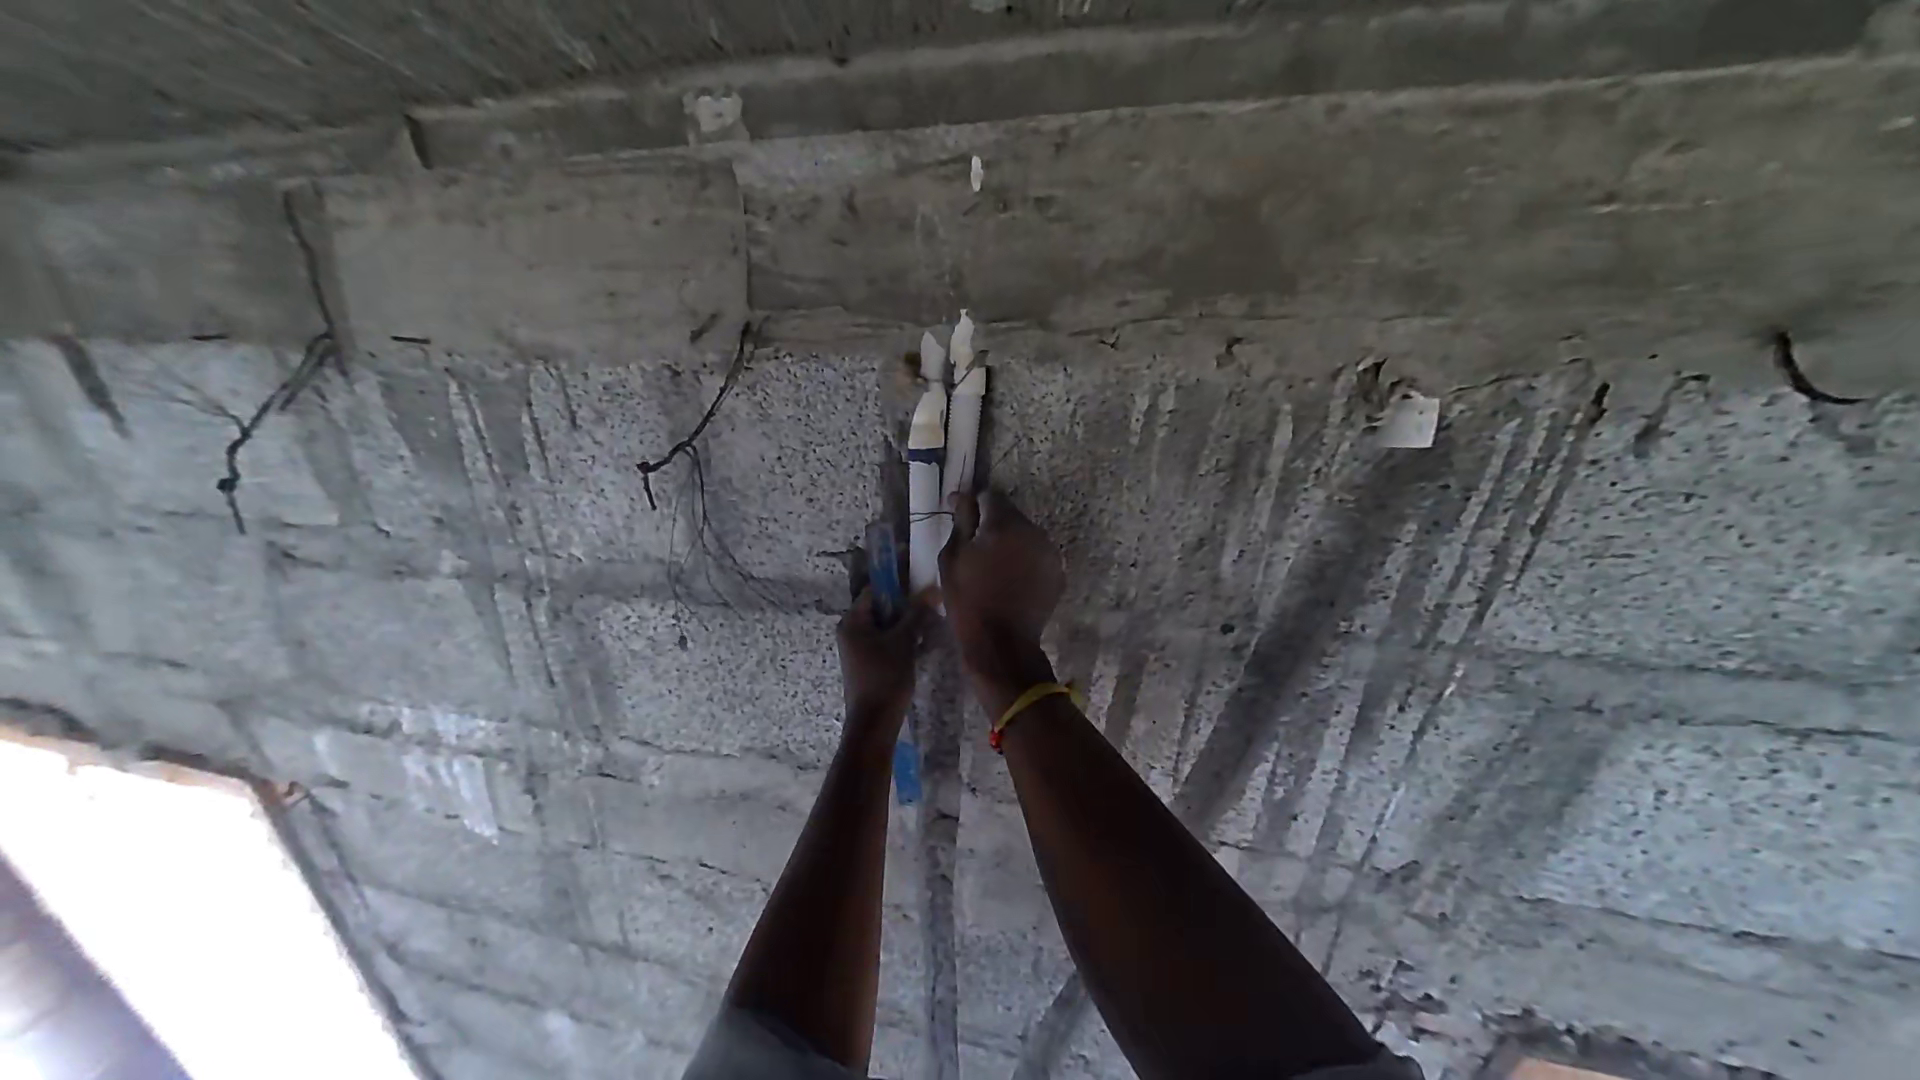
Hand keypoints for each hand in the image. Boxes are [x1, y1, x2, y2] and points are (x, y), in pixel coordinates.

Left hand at [837, 589, 928, 722]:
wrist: (874, 723)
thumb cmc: (885, 676)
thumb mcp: (903, 641)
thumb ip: (917, 613)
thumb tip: (932, 589)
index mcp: (853, 621)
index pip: (874, 591)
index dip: (897, 585)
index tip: (921, 584)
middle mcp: (852, 631)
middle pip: (882, 608)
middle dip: (907, 606)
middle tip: (932, 604)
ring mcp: (860, 648)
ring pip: (888, 626)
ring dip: (909, 624)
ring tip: (933, 622)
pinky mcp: (871, 663)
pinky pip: (888, 642)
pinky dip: (905, 640)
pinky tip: (927, 642)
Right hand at [939, 491, 1064, 682]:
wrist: (1001, 643)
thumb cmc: (968, 601)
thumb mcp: (952, 559)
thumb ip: (961, 522)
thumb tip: (963, 497)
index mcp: (1004, 524)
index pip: (990, 496)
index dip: (974, 503)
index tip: (962, 516)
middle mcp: (1034, 531)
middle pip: (1011, 515)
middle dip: (993, 524)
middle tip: (976, 546)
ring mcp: (1050, 553)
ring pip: (1026, 535)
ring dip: (1010, 542)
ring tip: (994, 565)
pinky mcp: (1058, 573)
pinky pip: (1037, 556)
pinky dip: (1024, 560)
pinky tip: (1011, 579)